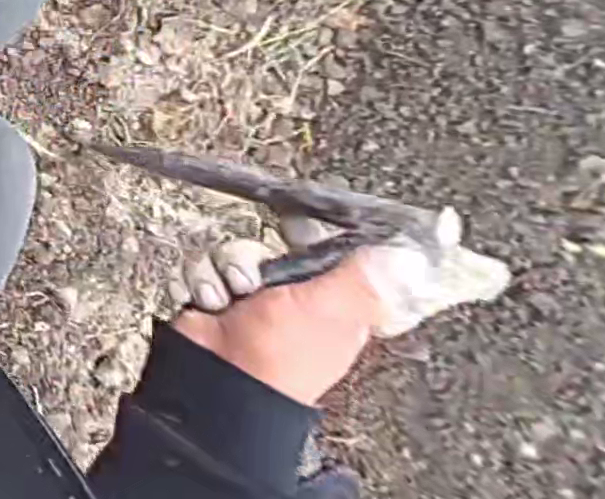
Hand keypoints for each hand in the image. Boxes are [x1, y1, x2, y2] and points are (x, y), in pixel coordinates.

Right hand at [172, 241, 379, 405]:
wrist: (222, 377)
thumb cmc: (281, 354)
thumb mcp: (328, 311)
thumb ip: (362, 281)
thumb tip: (408, 257)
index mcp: (323, 299)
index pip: (312, 250)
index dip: (299, 234)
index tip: (287, 226)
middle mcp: (283, 296)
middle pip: (256, 247)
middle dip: (244, 259)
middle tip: (249, 281)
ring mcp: (243, 298)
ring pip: (222, 254)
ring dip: (218, 273)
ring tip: (225, 298)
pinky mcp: (210, 298)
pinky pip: (195, 268)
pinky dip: (198, 283)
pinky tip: (207, 302)